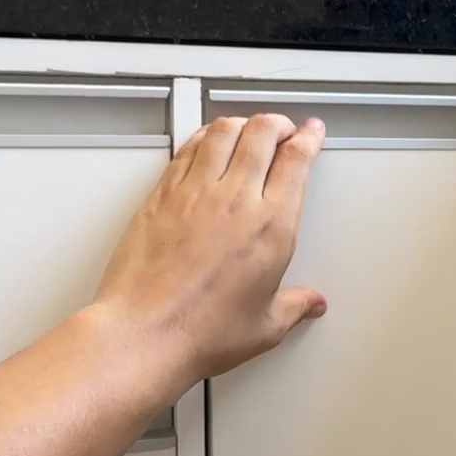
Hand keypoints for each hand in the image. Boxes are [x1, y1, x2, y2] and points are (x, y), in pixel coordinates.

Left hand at [91, 113, 326, 384]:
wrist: (144, 334)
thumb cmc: (199, 332)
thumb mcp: (264, 326)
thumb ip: (294, 306)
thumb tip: (310, 303)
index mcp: (271, 226)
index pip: (297, 159)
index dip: (309, 138)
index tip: (311, 134)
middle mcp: (235, 199)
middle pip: (262, 132)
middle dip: (278, 124)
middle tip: (284, 129)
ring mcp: (196, 192)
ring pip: (224, 131)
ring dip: (242, 122)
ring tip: (248, 127)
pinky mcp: (162, 194)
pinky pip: (188, 148)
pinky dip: (205, 136)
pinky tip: (207, 140)